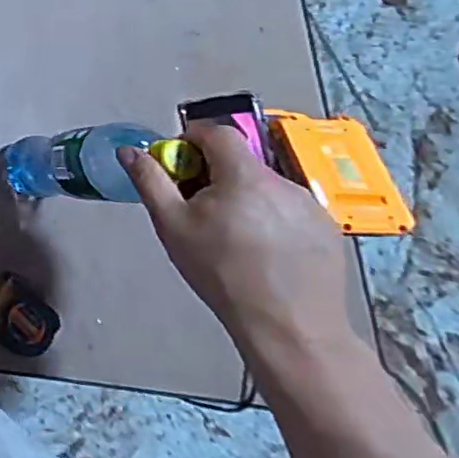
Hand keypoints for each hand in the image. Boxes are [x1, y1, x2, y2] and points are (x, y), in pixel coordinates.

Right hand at [118, 125, 357, 366]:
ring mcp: (311, 205)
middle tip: (196, 208)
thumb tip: (131, 152)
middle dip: (212, 174)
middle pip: (240, 161)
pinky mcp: (327, 229)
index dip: (191, 139)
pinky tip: (260, 250)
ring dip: (241, 196)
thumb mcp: (171, 225)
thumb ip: (150, 181)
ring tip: (229, 235)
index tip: (177, 166)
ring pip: (264, 186)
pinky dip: (269, 216)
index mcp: (244, 175)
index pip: (217, 131)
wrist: (288, 325)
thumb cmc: (221, 272)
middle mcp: (283, 182)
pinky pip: (288, 208)